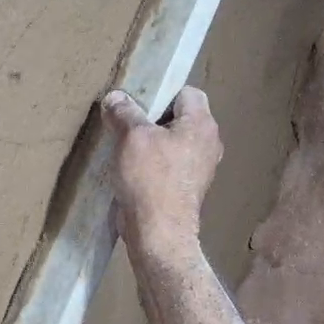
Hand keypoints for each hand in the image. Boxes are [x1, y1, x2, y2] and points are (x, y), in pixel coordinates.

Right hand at [101, 87, 221, 248]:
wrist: (158, 231)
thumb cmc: (149, 178)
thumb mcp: (131, 138)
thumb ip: (124, 113)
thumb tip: (115, 96)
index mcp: (202, 124)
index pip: (188, 92)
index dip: (162, 94)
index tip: (138, 107)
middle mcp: (209, 143)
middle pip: (181, 119)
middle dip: (154, 120)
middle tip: (128, 127)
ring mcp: (201, 168)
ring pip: (175, 143)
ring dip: (153, 144)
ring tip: (127, 150)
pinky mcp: (188, 188)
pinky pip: (171, 166)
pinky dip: (155, 166)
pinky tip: (133, 173)